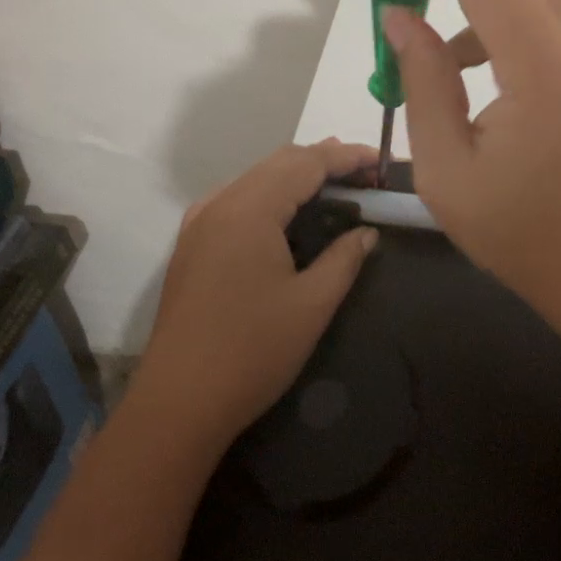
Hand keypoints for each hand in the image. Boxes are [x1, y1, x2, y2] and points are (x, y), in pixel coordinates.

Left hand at [137, 139, 378, 439]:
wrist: (178, 403)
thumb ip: (345, 258)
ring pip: (256, 179)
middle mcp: (220, 204)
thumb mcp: (312, 304)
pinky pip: (237, 200)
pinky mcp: (192, 246)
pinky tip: (288, 216)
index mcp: (250, 210)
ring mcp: (199, 224)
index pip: (306, 163)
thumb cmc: (252, 351)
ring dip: (297, 176)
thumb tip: (366, 233)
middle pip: (279, 162)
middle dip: (324, 161)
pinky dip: (271, 195)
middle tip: (366, 176)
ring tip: (336, 187)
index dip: (347, 157)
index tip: (382, 163)